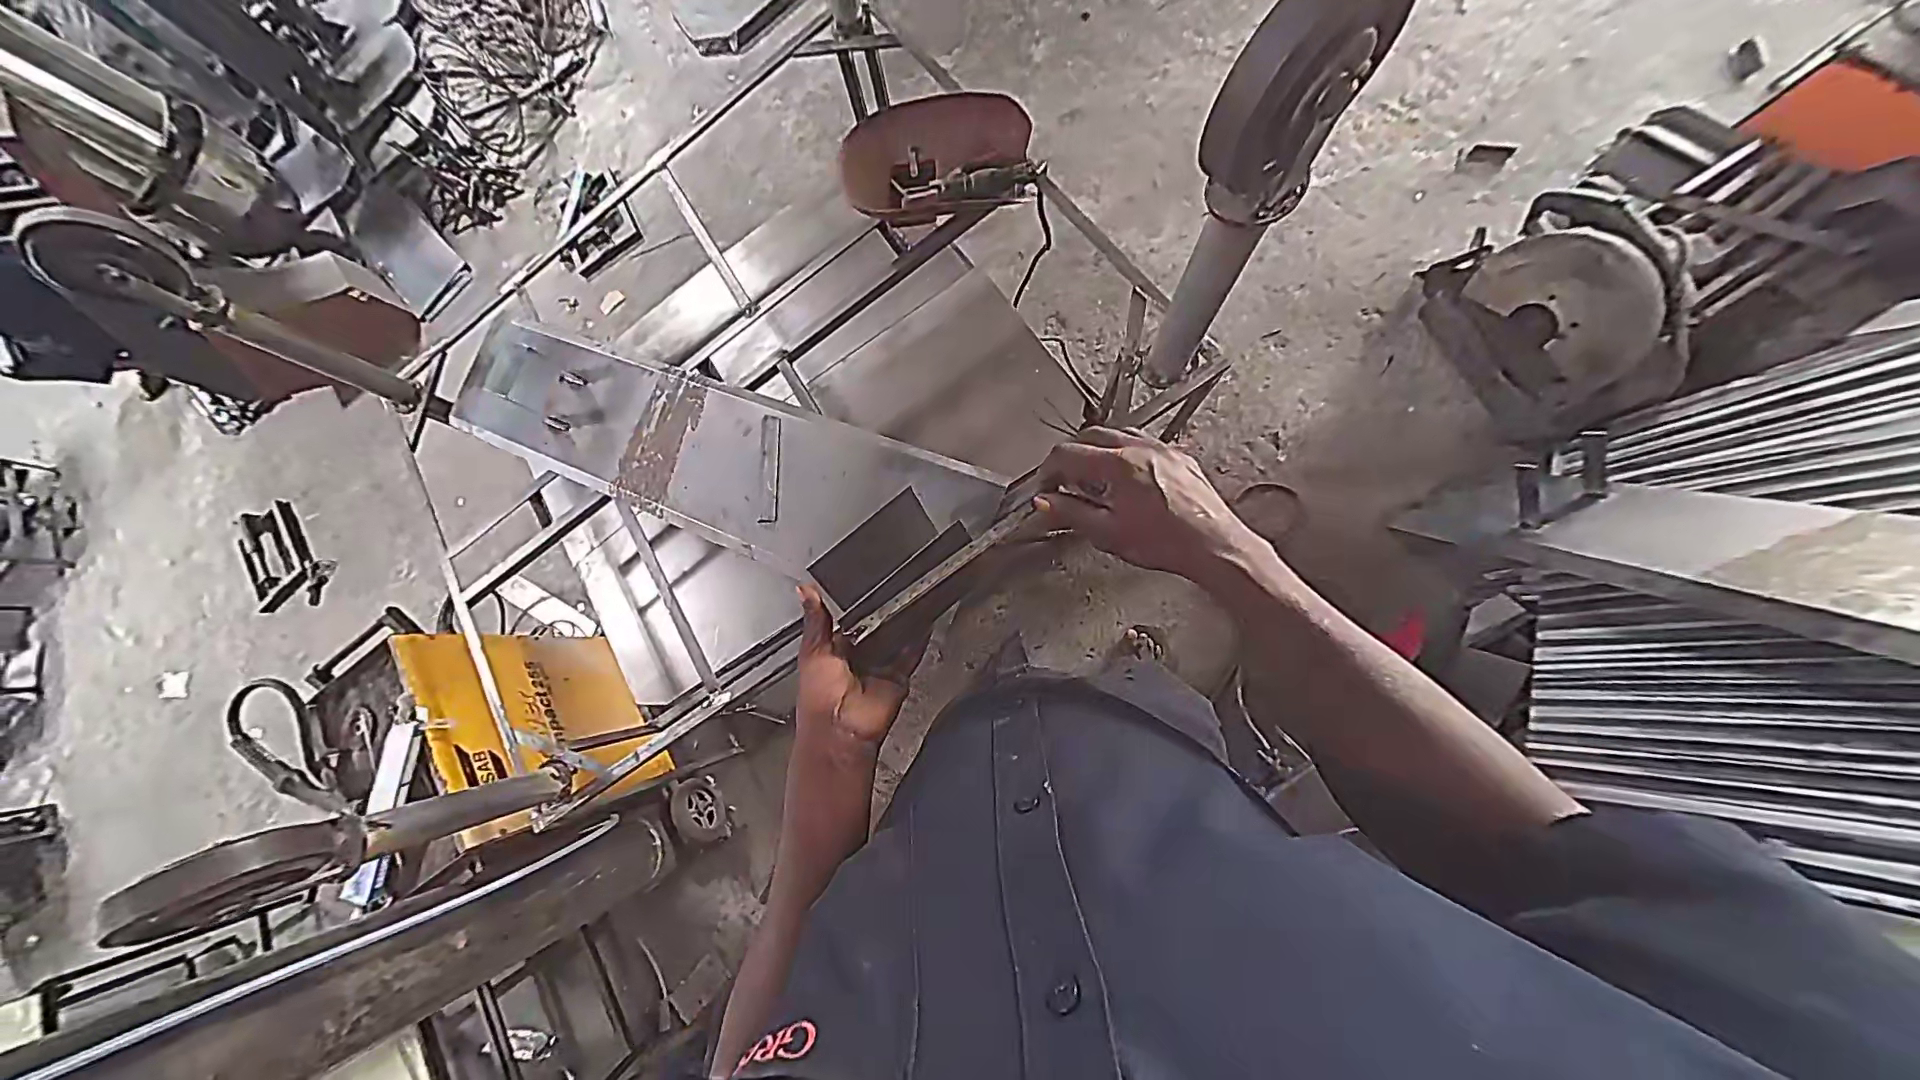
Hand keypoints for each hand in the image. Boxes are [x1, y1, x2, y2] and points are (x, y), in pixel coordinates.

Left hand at [795, 584, 924, 745]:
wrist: (840, 729)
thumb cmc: (817, 698)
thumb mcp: (812, 649)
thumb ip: (815, 620)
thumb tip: (805, 590)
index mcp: (833, 649)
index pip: (846, 618)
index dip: (853, 602)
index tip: (861, 580)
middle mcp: (858, 656)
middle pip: (874, 626)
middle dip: (880, 611)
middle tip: (888, 585)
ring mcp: (879, 666)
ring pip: (894, 637)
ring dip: (901, 621)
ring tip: (908, 595)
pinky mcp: (898, 675)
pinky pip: (911, 653)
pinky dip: (919, 638)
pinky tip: (924, 619)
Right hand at [1035, 427, 1265, 583]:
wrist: (1214, 547)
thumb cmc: (1168, 543)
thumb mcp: (1107, 533)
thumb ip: (1071, 513)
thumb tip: (1046, 503)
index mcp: (1119, 465)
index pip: (1067, 454)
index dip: (1048, 471)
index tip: (1045, 487)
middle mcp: (1141, 449)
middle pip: (1090, 436)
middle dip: (1070, 457)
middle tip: (1062, 481)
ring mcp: (1163, 450)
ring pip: (1117, 436)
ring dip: (1096, 453)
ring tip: (1091, 482)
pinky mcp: (1179, 457)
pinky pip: (1142, 444)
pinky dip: (1123, 455)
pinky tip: (1123, 480)